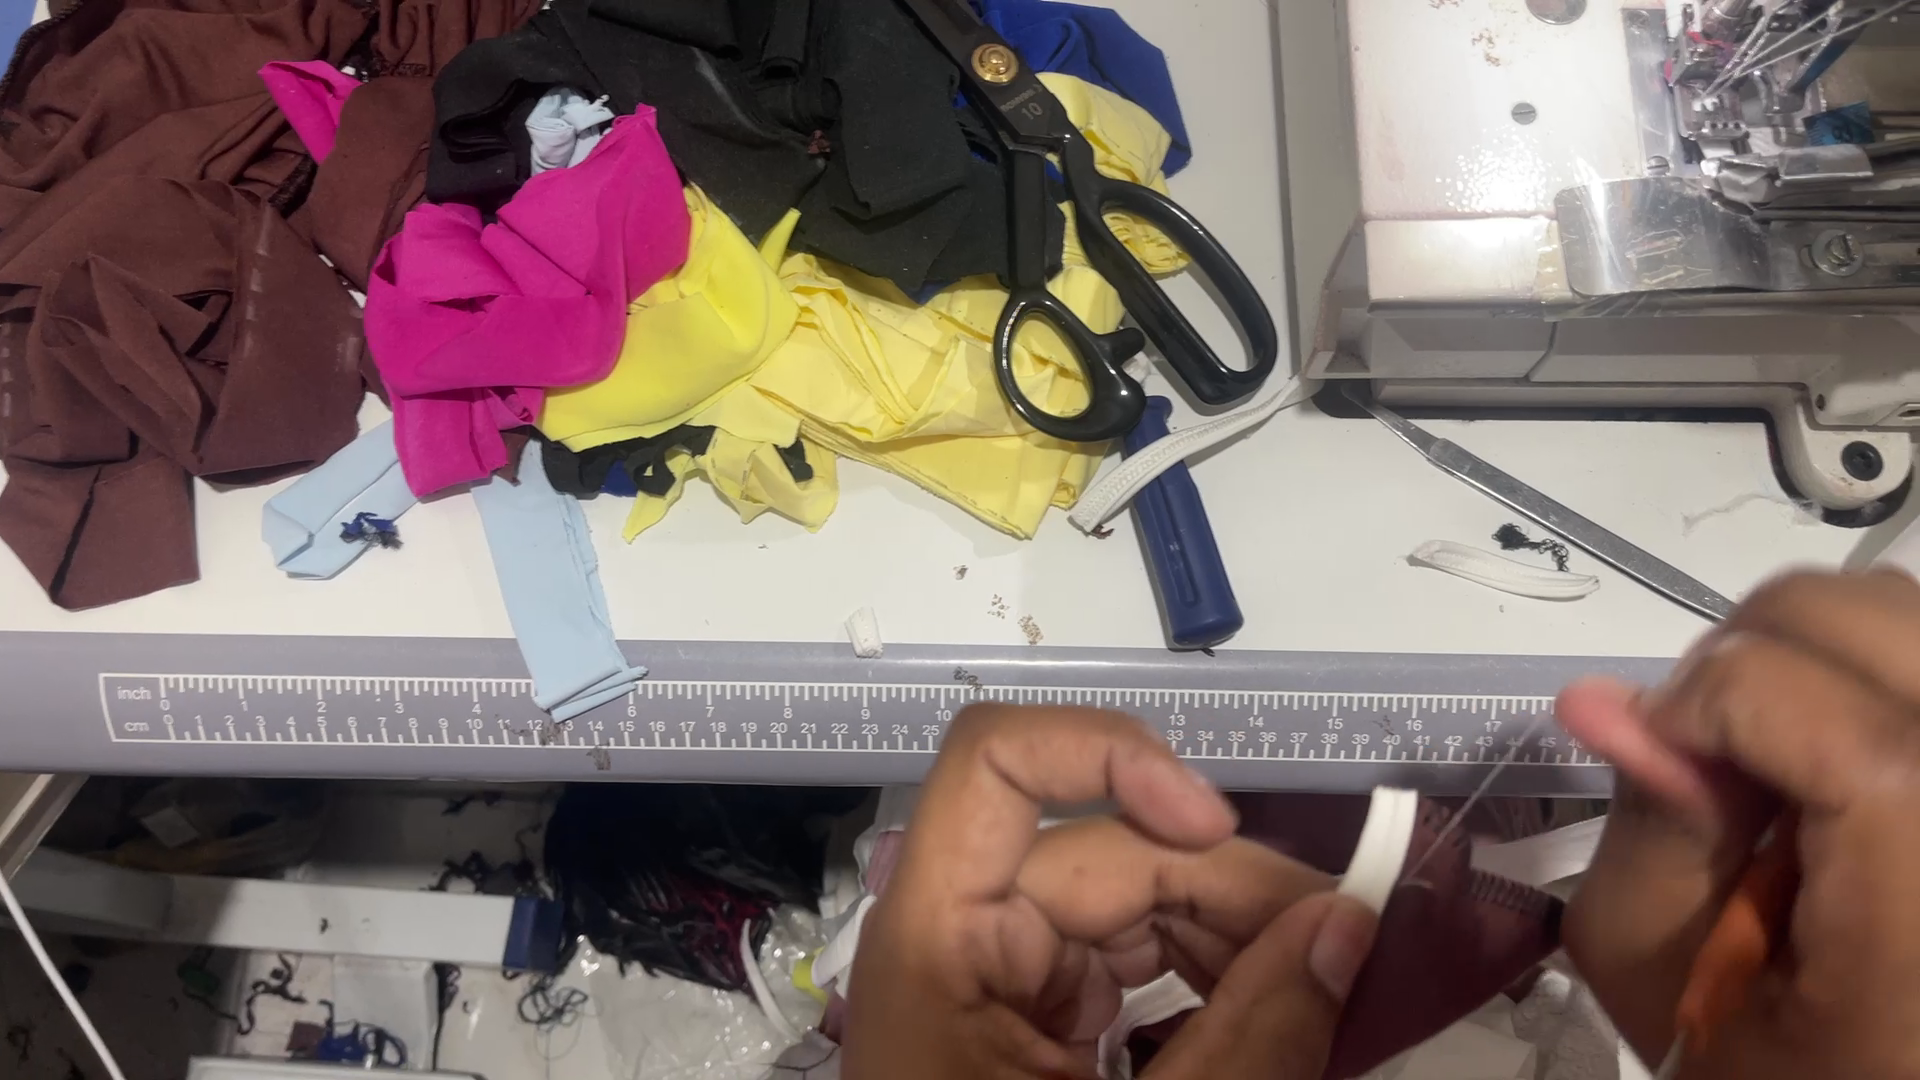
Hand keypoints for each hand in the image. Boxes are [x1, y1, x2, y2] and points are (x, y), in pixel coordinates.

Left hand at [841, 704, 1379, 1078]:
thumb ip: (1253, 1041)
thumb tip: (1345, 926)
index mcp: (941, 934)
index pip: (994, 761)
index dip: (1105, 751)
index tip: (1216, 822)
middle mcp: (963, 922)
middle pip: (1103, 844)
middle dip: (1231, 882)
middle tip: (1353, 940)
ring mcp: (1001, 959)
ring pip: (1129, 890)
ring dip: (1232, 928)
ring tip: (1324, 983)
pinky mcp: (1036, 999)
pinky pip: (1131, 950)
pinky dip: (1207, 969)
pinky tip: (1270, 1006)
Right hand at [1557, 569, 1919, 1077]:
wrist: (1882, 1068)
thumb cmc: (1757, 1052)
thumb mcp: (1651, 964)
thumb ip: (1644, 832)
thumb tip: (1595, 700)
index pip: (1866, 743)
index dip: (1718, 705)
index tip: (1653, 745)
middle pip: (1884, 629)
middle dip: (1748, 658)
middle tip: (1709, 742)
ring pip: (1904, 613)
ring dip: (1806, 657)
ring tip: (1773, 746)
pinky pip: (1911, 646)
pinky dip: (1852, 669)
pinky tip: (1829, 744)